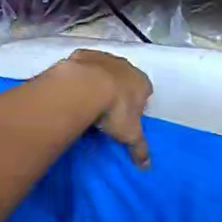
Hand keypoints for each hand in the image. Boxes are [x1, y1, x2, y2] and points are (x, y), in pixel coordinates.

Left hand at [53, 48, 152, 167]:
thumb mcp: (130, 134)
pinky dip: (80, 74)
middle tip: (106, 110)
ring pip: (104, 69)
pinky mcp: (82, 54)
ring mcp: (103, 57)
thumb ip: (139, 148)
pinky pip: (83, 64)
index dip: (136, 104)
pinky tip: (73, 88)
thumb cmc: (115, 110)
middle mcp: (125, 66)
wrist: (84, 87)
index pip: (145, 92)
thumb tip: (147, 166)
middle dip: (117, 91)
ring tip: (87, 100)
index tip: (125, 117)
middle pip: (124, 78)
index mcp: (142, 82)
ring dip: (98, 81)